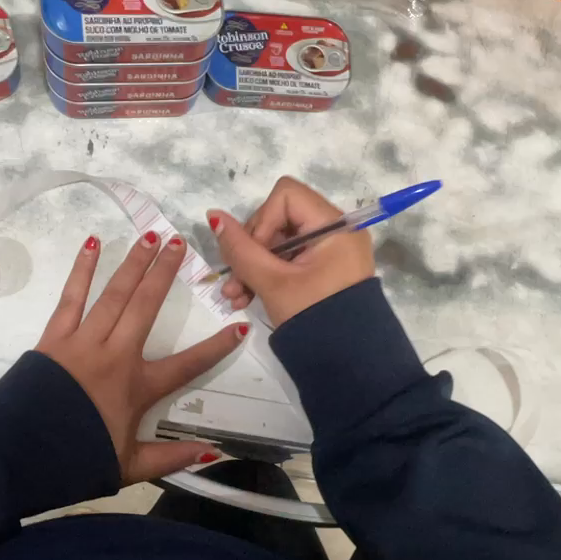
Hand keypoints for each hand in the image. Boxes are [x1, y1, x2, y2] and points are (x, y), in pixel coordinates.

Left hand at [36, 231, 246, 484]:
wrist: (16, 456)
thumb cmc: (75, 461)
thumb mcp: (129, 467)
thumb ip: (170, 458)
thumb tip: (210, 452)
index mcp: (138, 387)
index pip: (188, 365)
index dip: (217, 348)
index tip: (239, 326)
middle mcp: (115, 355)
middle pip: (146, 306)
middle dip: (165, 273)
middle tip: (180, 242)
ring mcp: (83, 341)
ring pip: (114, 294)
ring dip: (134, 263)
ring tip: (150, 236)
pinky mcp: (55, 337)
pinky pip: (71, 297)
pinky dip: (82, 270)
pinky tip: (93, 244)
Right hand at [209, 176, 375, 323]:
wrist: (347, 364)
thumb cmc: (313, 317)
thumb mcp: (272, 282)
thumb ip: (240, 248)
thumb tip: (213, 216)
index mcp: (335, 226)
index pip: (285, 196)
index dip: (261, 220)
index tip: (253, 255)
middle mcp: (336, 232)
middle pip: (279, 219)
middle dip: (251, 249)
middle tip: (235, 281)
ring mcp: (329, 253)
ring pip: (278, 243)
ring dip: (252, 266)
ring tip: (234, 297)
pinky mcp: (323, 271)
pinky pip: (288, 261)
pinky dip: (266, 275)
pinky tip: (245, 299)